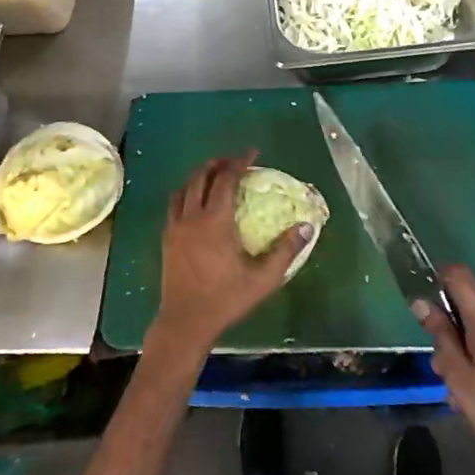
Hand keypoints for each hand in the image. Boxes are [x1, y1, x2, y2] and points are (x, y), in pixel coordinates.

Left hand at [153, 151, 312, 358]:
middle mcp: (191, 217)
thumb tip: (307, 226)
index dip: (240, 161)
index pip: (226, 179)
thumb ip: (286, 250)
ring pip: (184, 188)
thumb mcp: (264, 278)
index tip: (253, 152)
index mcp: (214, 221)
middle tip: (236, 161)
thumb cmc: (227, 299)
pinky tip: (197, 201)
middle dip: (218, 163)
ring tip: (216, 174)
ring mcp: (175, 227)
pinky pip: (174, 204)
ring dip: (200, 175)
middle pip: (201, 176)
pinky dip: (187, 192)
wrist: (186, 322)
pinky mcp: (167, 238)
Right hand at [415, 265, 474, 474]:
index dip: (439, 281)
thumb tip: (423, 304)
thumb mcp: (461, 382)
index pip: (460, 276)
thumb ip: (442, 339)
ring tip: (464, 394)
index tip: (427, 309)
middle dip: (452, 334)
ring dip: (469, 353)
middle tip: (445, 373)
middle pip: (472, 310)